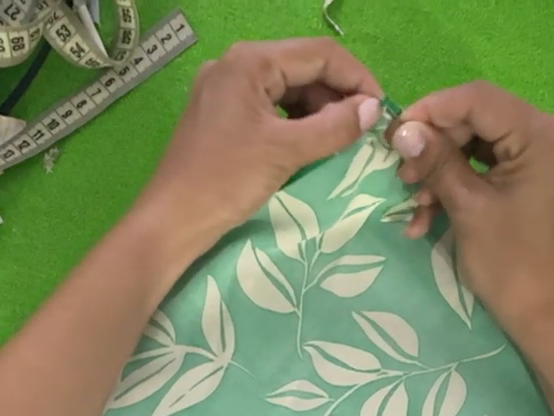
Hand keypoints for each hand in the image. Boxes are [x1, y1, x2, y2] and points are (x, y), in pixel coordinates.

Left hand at [131, 39, 382, 261]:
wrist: (171, 223)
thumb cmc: (224, 182)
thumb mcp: (284, 152)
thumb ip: (332, 128)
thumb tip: (372, 110)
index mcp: (250, 62)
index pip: (319, 54)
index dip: (356, 79)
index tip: (381, 110)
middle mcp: (235, 66)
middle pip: (302, 69)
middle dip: (337, 96)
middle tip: (363, 130)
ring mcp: (225, 93)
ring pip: (286, 92)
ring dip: (317, 113)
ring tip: (341, 141)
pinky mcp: (220, 119)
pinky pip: (268, 112)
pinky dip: (294, 126)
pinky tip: (311, 147)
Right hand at [387, 83, 553, 343]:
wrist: (539, 312)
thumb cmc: (508, 263)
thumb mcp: (467, 208)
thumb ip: (437, 163)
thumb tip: (402, 130)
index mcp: (543, 135)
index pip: (480, 101)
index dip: (432, 110)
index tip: (394, 133)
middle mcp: (548, 135)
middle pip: (477, 120)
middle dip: (435, 145)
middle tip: (400, 172)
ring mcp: (539, 157)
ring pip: (476, 145)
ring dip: (439, 170)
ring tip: (412, 201)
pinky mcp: (528, 178)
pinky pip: (484, 168)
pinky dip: (454, 186)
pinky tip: (426, 215)